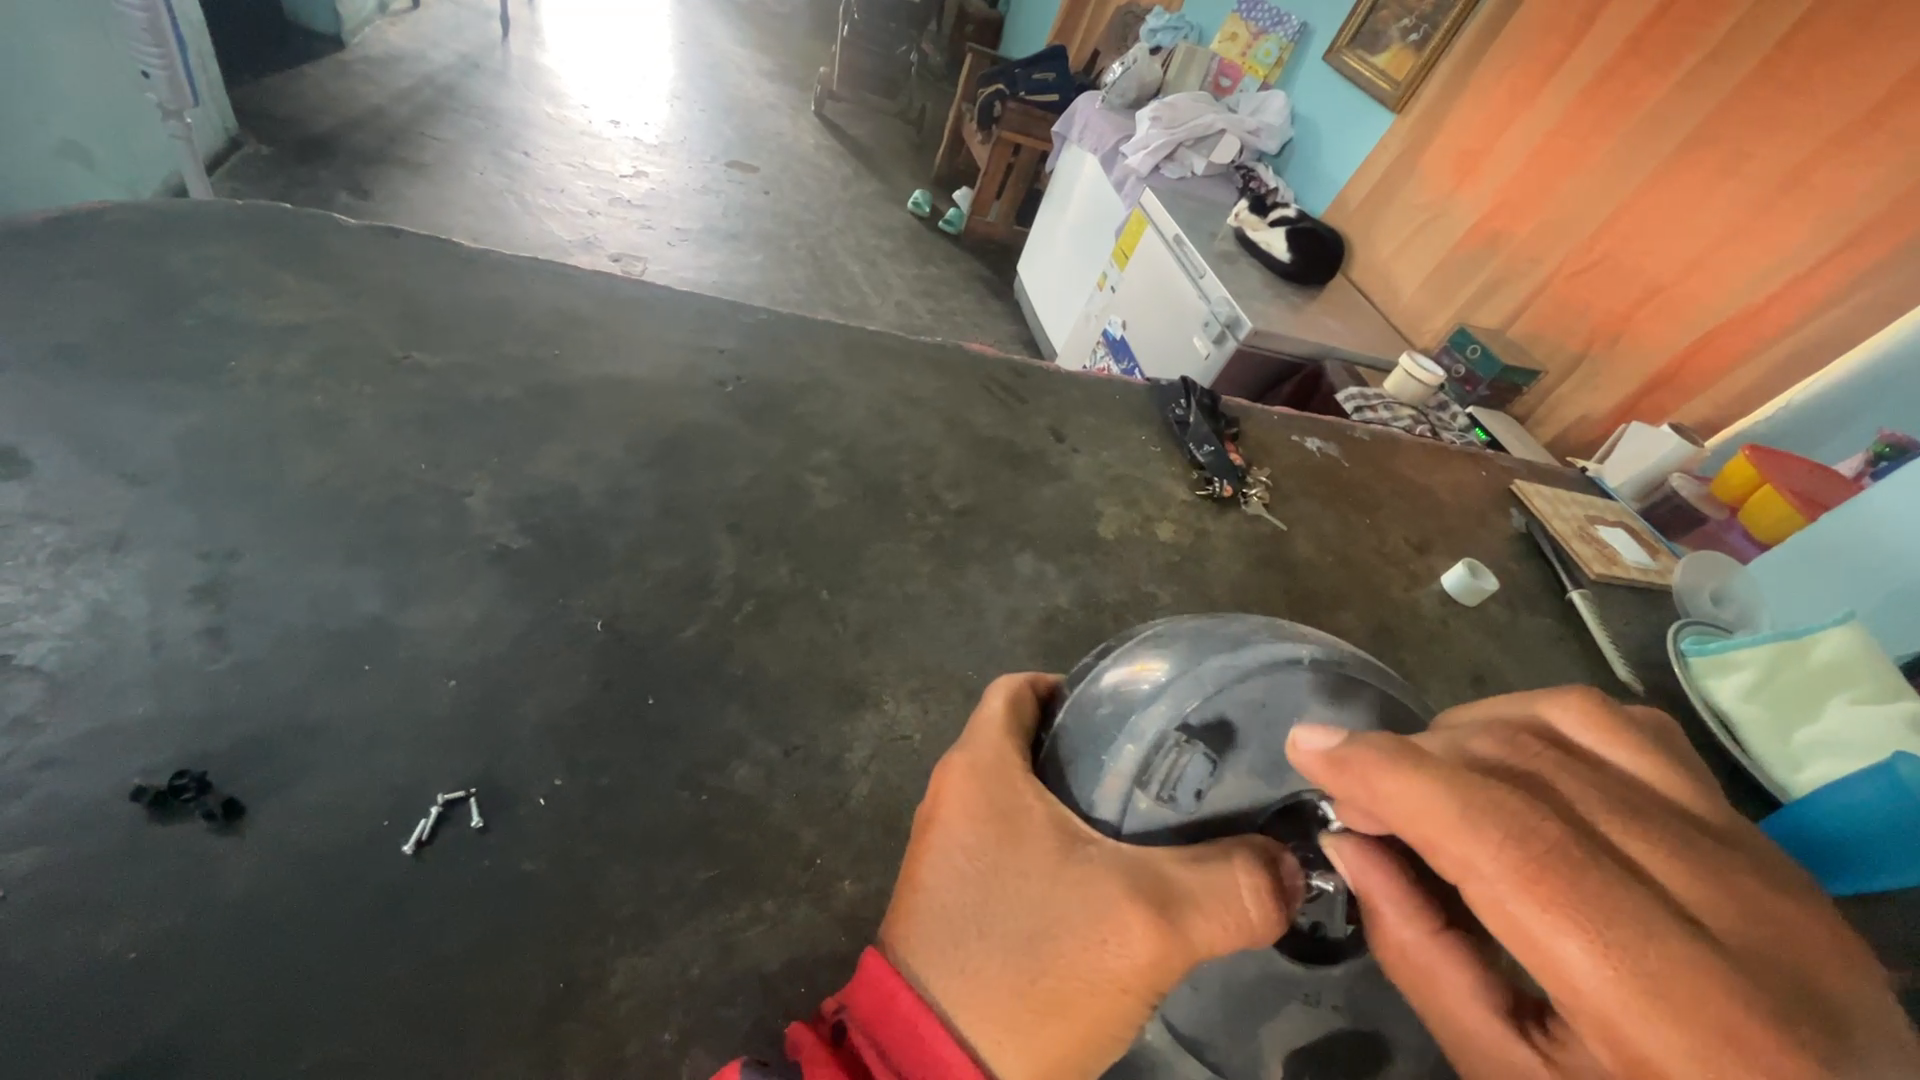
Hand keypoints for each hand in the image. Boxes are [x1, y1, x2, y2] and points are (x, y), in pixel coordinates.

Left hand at [879, 674, 1304, 1079]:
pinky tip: (1108, 890)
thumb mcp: (1148, 921)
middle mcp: (953, 796)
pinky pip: (1010, 849)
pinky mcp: (953, 900)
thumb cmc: (1031, 966)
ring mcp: (946, 851)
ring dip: (1076, 808)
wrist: (939, 1074)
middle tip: (1163, 775)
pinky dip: (1055, 853)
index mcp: (979, 768)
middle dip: (1092, 751)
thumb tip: (1288, 865)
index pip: (1022, 688)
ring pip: (1021, 800)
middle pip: (1027, 742)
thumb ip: (1230, 885)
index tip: (1139, 716)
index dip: (1078, 688)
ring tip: (1150, 832)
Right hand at [1286, 686, 1919, 1079]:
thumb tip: (1348, 836)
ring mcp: (1763, 860)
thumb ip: (1421, 952)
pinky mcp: (1761, 835)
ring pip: (1575, 724)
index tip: (1309, 751)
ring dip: (1465, 732)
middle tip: (1352, 790)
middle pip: (1533, 769)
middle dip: (1410, 756)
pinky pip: (1628, 729)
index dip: (1393, 776)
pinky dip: (1535, 720)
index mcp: (1686, 1013)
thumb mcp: (1510, 1079)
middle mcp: (1743, 912)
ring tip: (1423, 778)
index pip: (1510, 838)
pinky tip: (1499, 759)